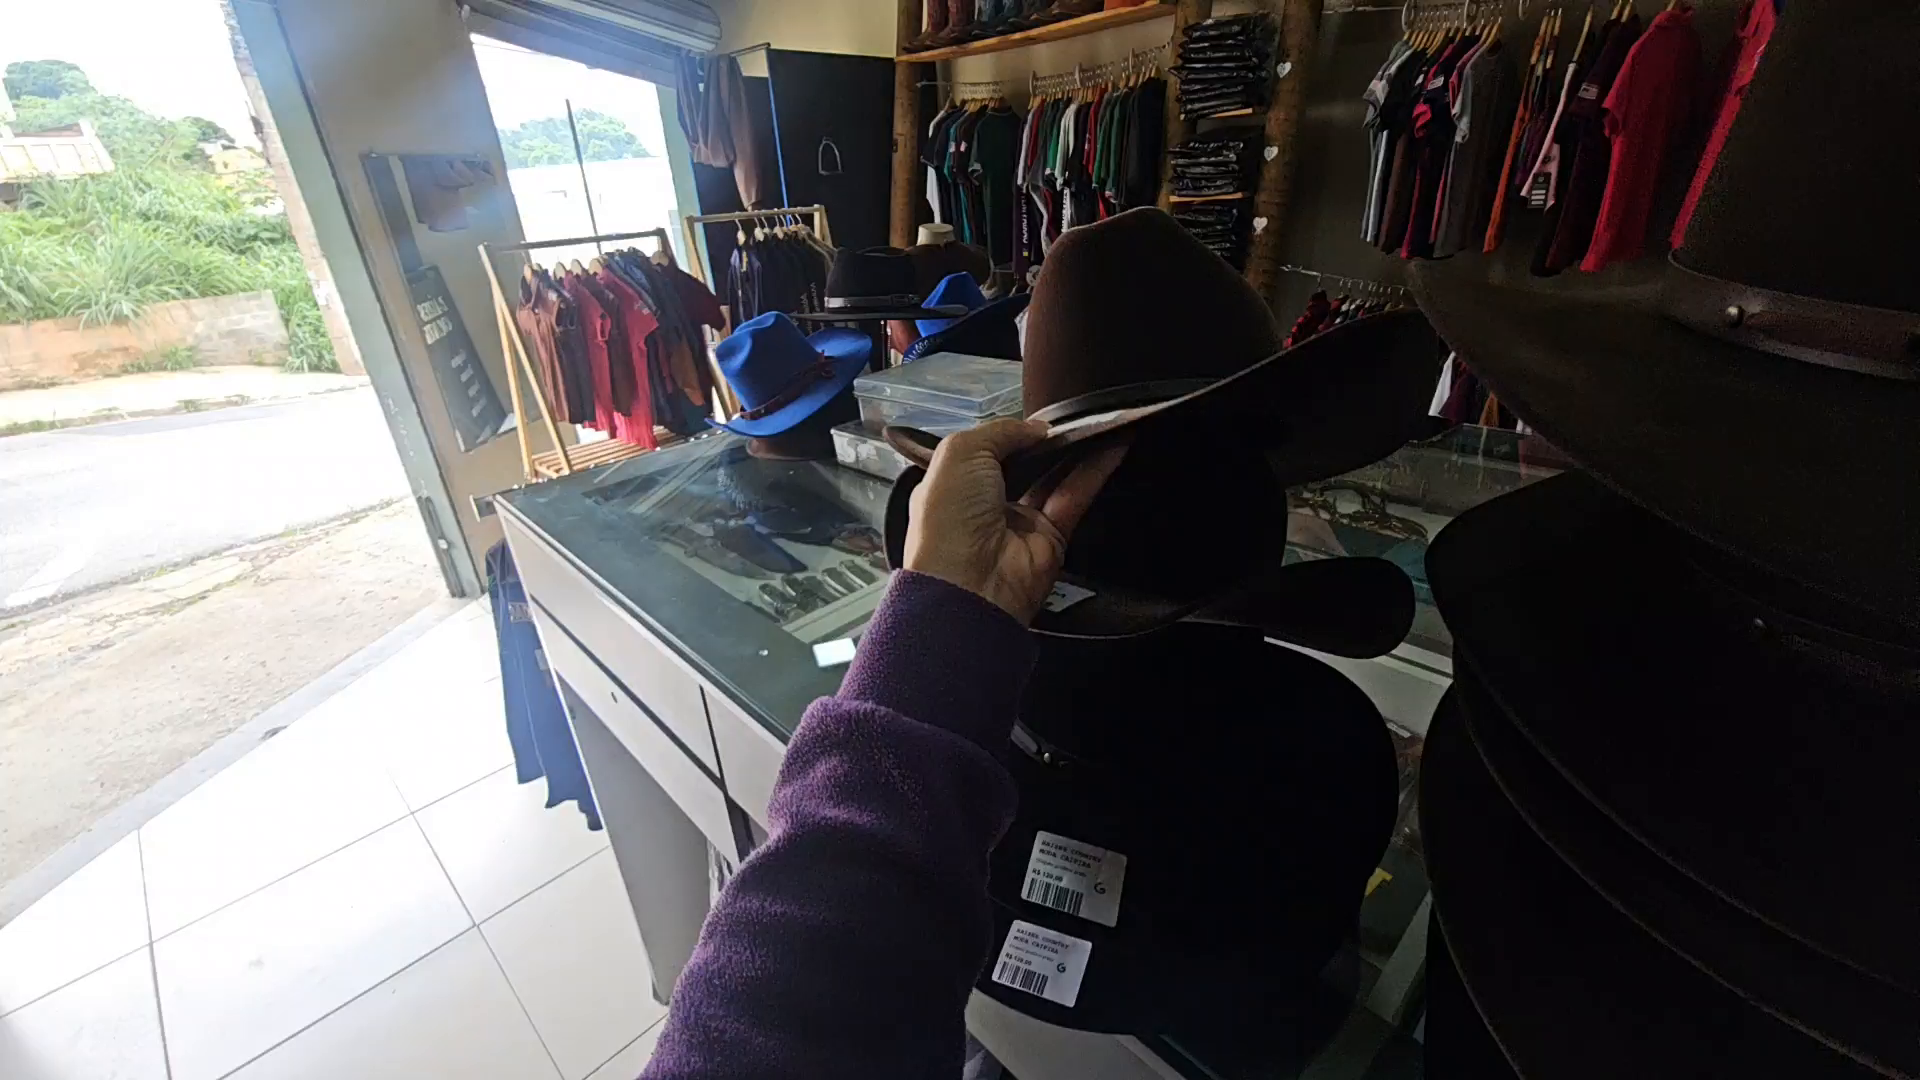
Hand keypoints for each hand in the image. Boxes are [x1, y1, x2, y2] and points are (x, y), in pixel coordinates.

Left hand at [904, 418, 1127, 623]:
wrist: (970, 584)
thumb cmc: (950, 516)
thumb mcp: (960, 453)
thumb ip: (1000, 431)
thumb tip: (1037, 428)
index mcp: (953, 485)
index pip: (983, 452)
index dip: (1008, 433)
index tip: (1033, 417)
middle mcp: (985, 504)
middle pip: (1022, 464)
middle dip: (1045, 441)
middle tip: (1069, 414)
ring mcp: (1020, 523)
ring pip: (1054, 478)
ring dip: (1076, 450)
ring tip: (1099, 420)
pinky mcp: (1052, 537)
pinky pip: (1075, 496)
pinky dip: (1095, 470)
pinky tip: (1113, 443)